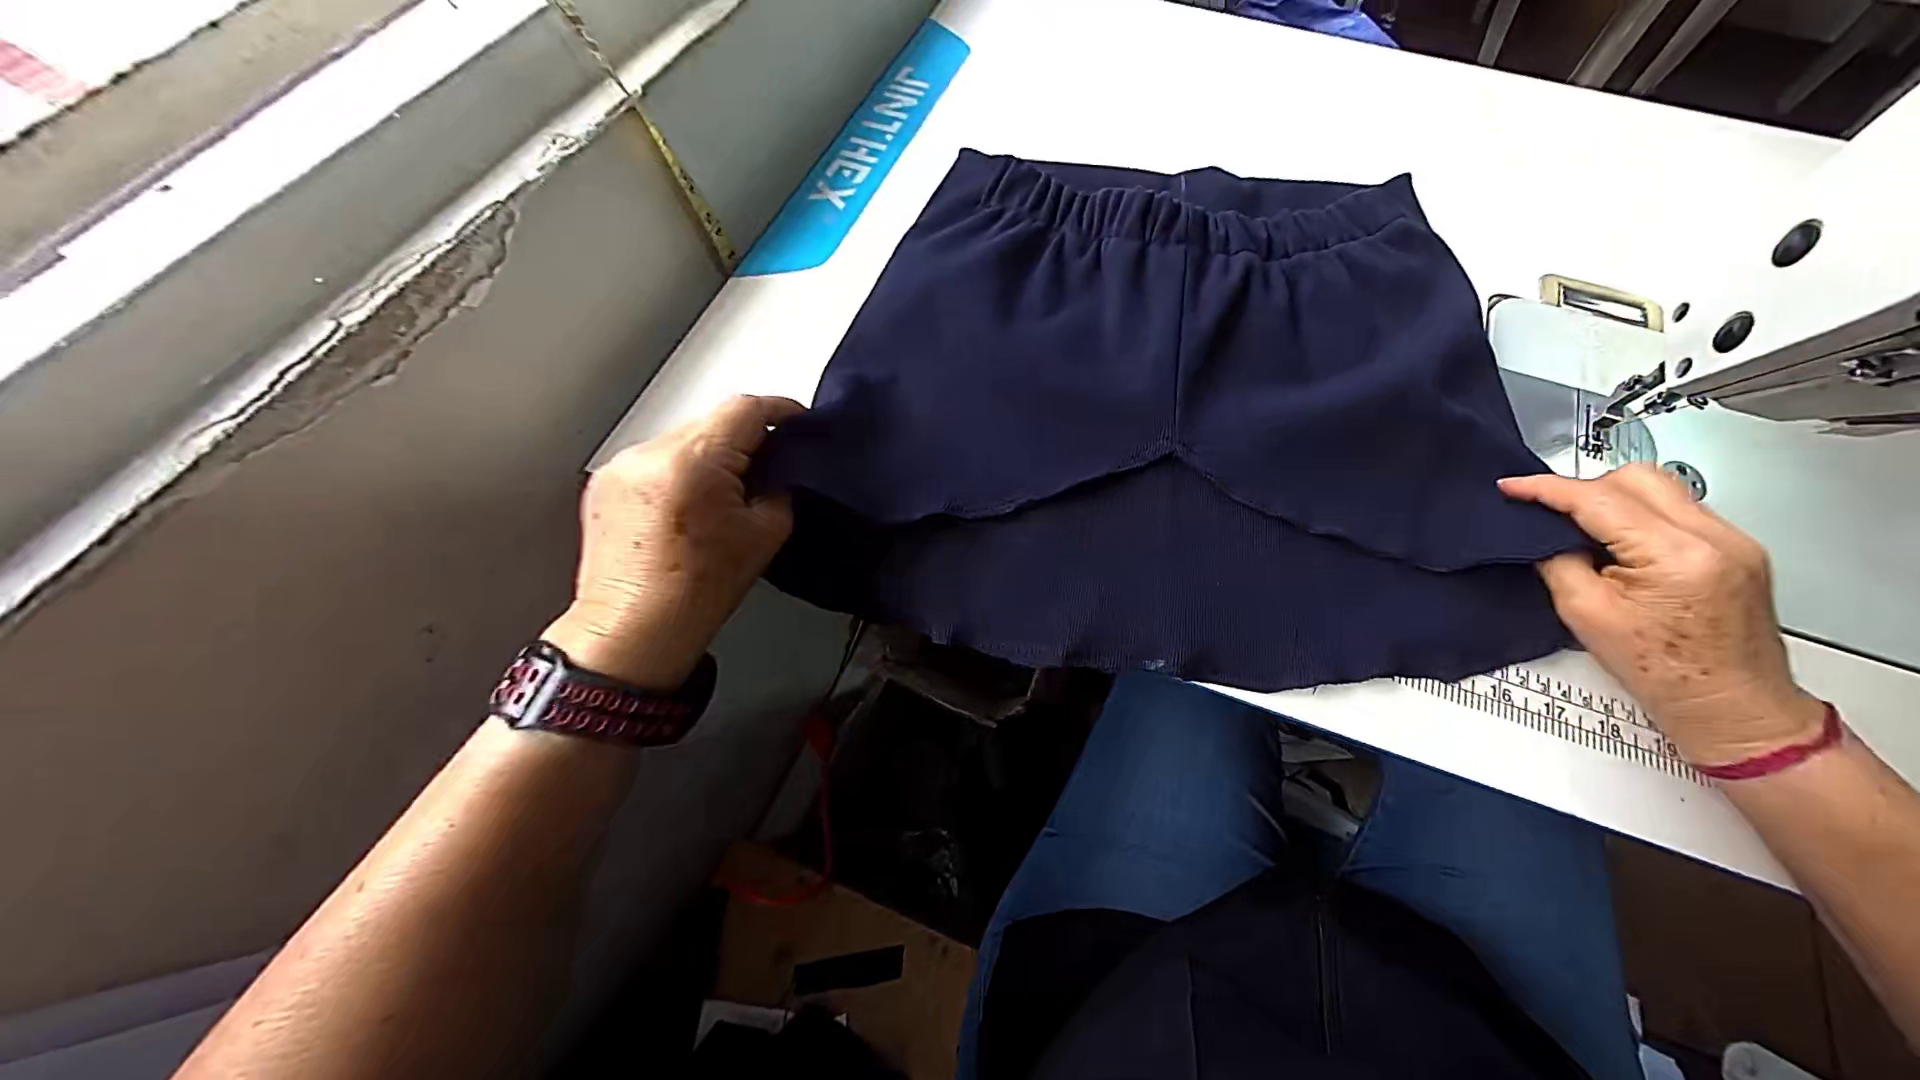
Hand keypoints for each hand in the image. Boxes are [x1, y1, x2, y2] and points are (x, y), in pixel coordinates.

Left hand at [544, 395, 805, 689]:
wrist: (635, 630)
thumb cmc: (693, 592)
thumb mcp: (764, 535)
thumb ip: (778, 488)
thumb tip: (778, 469)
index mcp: (693, 463)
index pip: (744, 409)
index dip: (779, 411)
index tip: (794, 420)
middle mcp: (650, 454)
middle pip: (713, 421)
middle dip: (745, 441)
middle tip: (765, 473)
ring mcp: (622, 466)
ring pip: (685, 439)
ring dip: (710, 458)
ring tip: (722, 500)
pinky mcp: (606, 481)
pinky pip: (657, 459)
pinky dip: (681, 472)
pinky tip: (690, 508)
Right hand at [1498, 463, 1825, 767]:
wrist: (1727, 703)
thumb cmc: (1663, 670)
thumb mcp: (1583, 611)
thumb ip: (1556, 560)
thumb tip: (1540, 533)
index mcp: (1678, 554)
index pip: (1599, 498)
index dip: (1547, 489)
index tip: (1513, 487)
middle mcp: (1717, 538)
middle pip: (1637, 478)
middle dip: (1584, 488)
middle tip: (1546, 511)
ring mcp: (1734, 541)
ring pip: (1659, 488)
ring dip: (1611, 501)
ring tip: (1580, 532)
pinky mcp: (1735, 549)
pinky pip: (1675, 510)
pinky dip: (1635, 517)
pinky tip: (1615, 545)